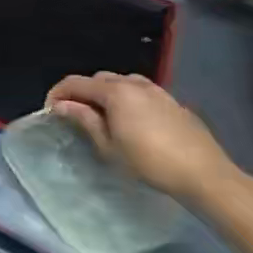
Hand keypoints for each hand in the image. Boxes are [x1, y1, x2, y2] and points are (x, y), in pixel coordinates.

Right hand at [46, 72, 241, 204]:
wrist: (203, 173)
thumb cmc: (149, 162)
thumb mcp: (109, 145)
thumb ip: (84, 119)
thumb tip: (62, 105)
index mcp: (115, 91)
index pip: (76, 82)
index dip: (58, 93)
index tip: (50, 111)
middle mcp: (134, 82)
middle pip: (98, 79)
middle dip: (82, 92)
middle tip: (75, 115)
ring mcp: (156, 90)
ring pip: (121, 82)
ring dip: (105, 94)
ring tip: (103, 117)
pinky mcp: (171, 101)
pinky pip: (140, 92)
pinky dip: (126, 99)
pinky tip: (131, 121)